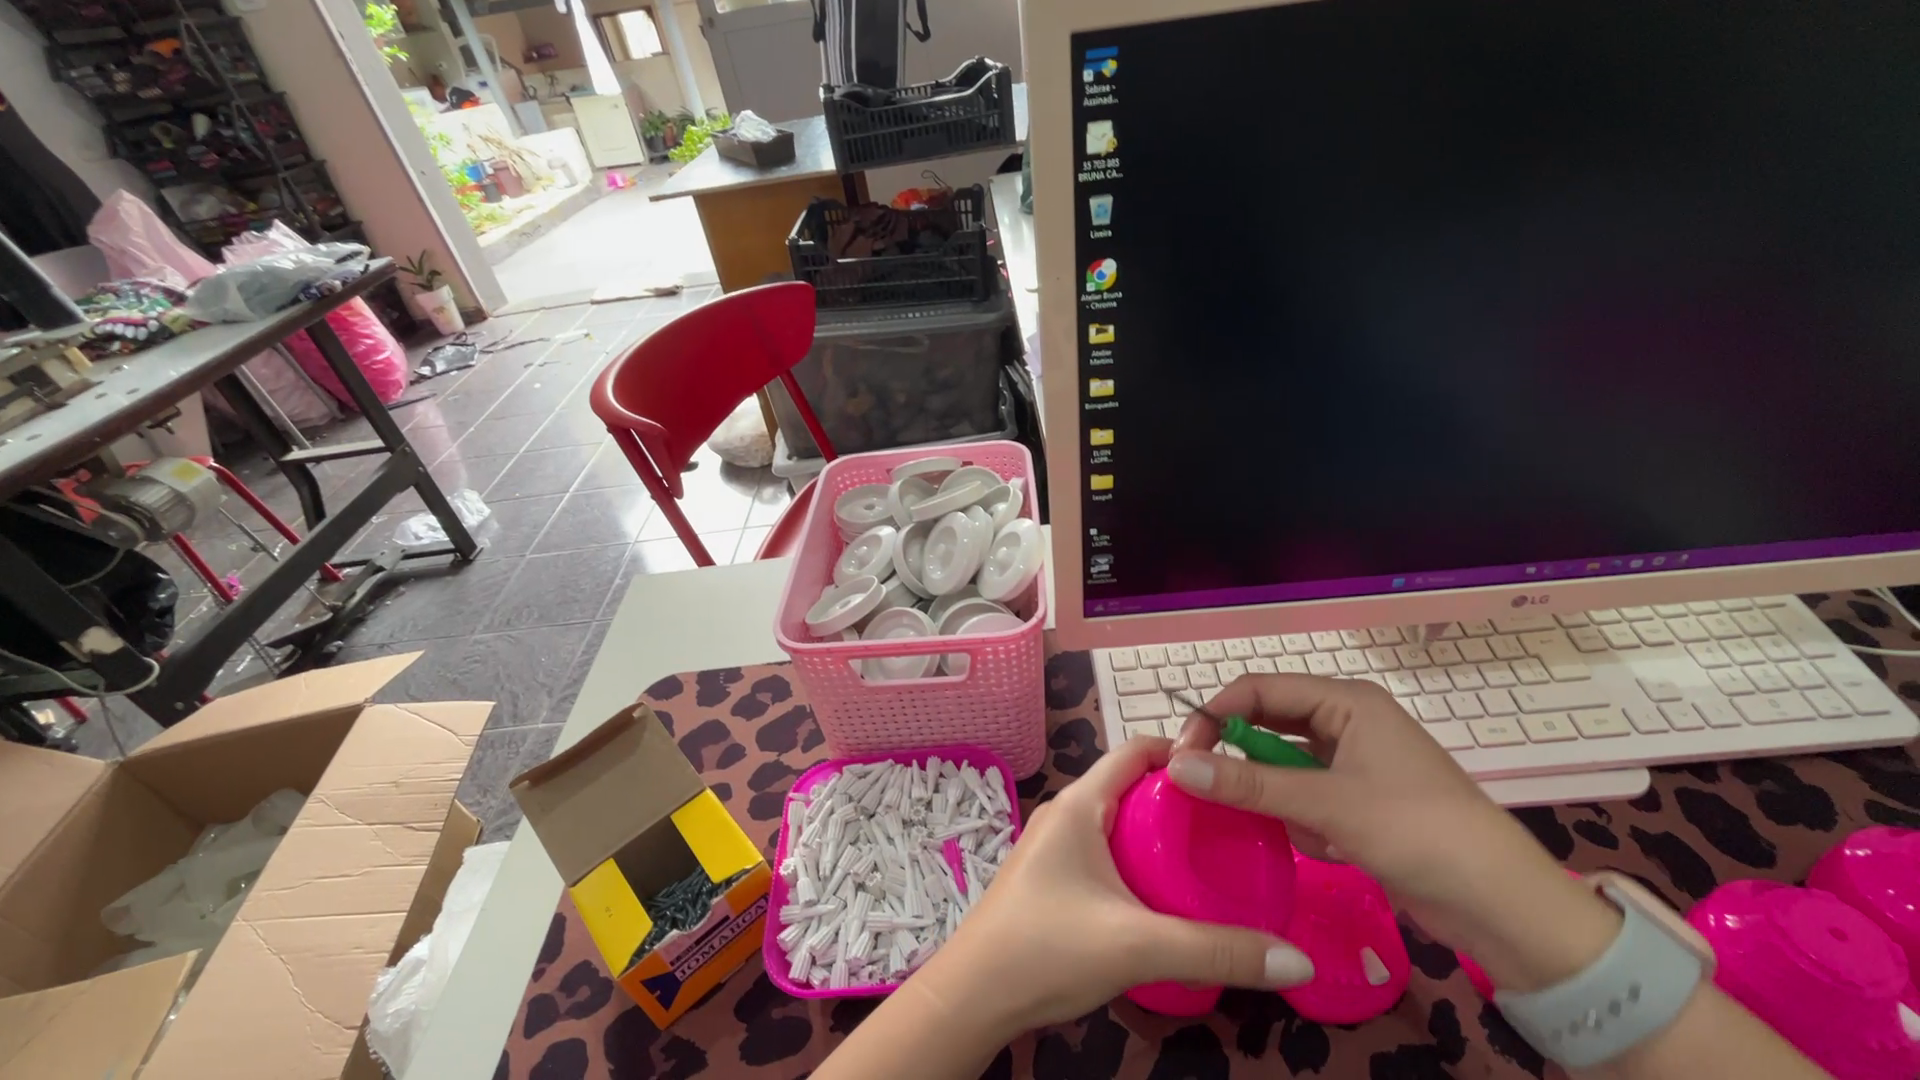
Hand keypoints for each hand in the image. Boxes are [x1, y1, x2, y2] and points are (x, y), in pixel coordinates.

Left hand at [909, 735, 1314, 1036]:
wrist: (972, 997)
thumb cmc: (1046, 951)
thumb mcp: (1138, 947)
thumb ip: (1216, 951)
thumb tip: (1296, 959)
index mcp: (1078, 805)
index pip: (1136, 751)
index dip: (1183, 751)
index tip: (1232, 772)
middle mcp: (1064, 815)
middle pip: (1131, 786)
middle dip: (1180, 798)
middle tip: (1233, 823)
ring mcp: (1054, 848)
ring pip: (1117, 821)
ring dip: (1159, 832)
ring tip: (1210, 857)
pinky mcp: (1052, 879)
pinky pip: (1105, 851)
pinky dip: (1139, 859)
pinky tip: (1165, 894)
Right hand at [1169, 674, 1620, 992]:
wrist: (1502, 905)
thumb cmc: (1417, 832)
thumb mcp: (1326, 805)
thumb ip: (1248, 785)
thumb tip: (1175, 766)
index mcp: (1346, 702)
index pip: (1260, 689)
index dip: (1216, 715)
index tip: (1181, 755)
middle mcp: (1346, 723)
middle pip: (1268, 727)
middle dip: (1247, 764)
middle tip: (1210, 792)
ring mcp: (1353, 764)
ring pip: (1283, 769)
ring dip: (1282, 802)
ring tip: (1309, 831)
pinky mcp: (1358, 802)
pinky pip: (1304, 799)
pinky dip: (1306, 824)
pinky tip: (1333, 847)